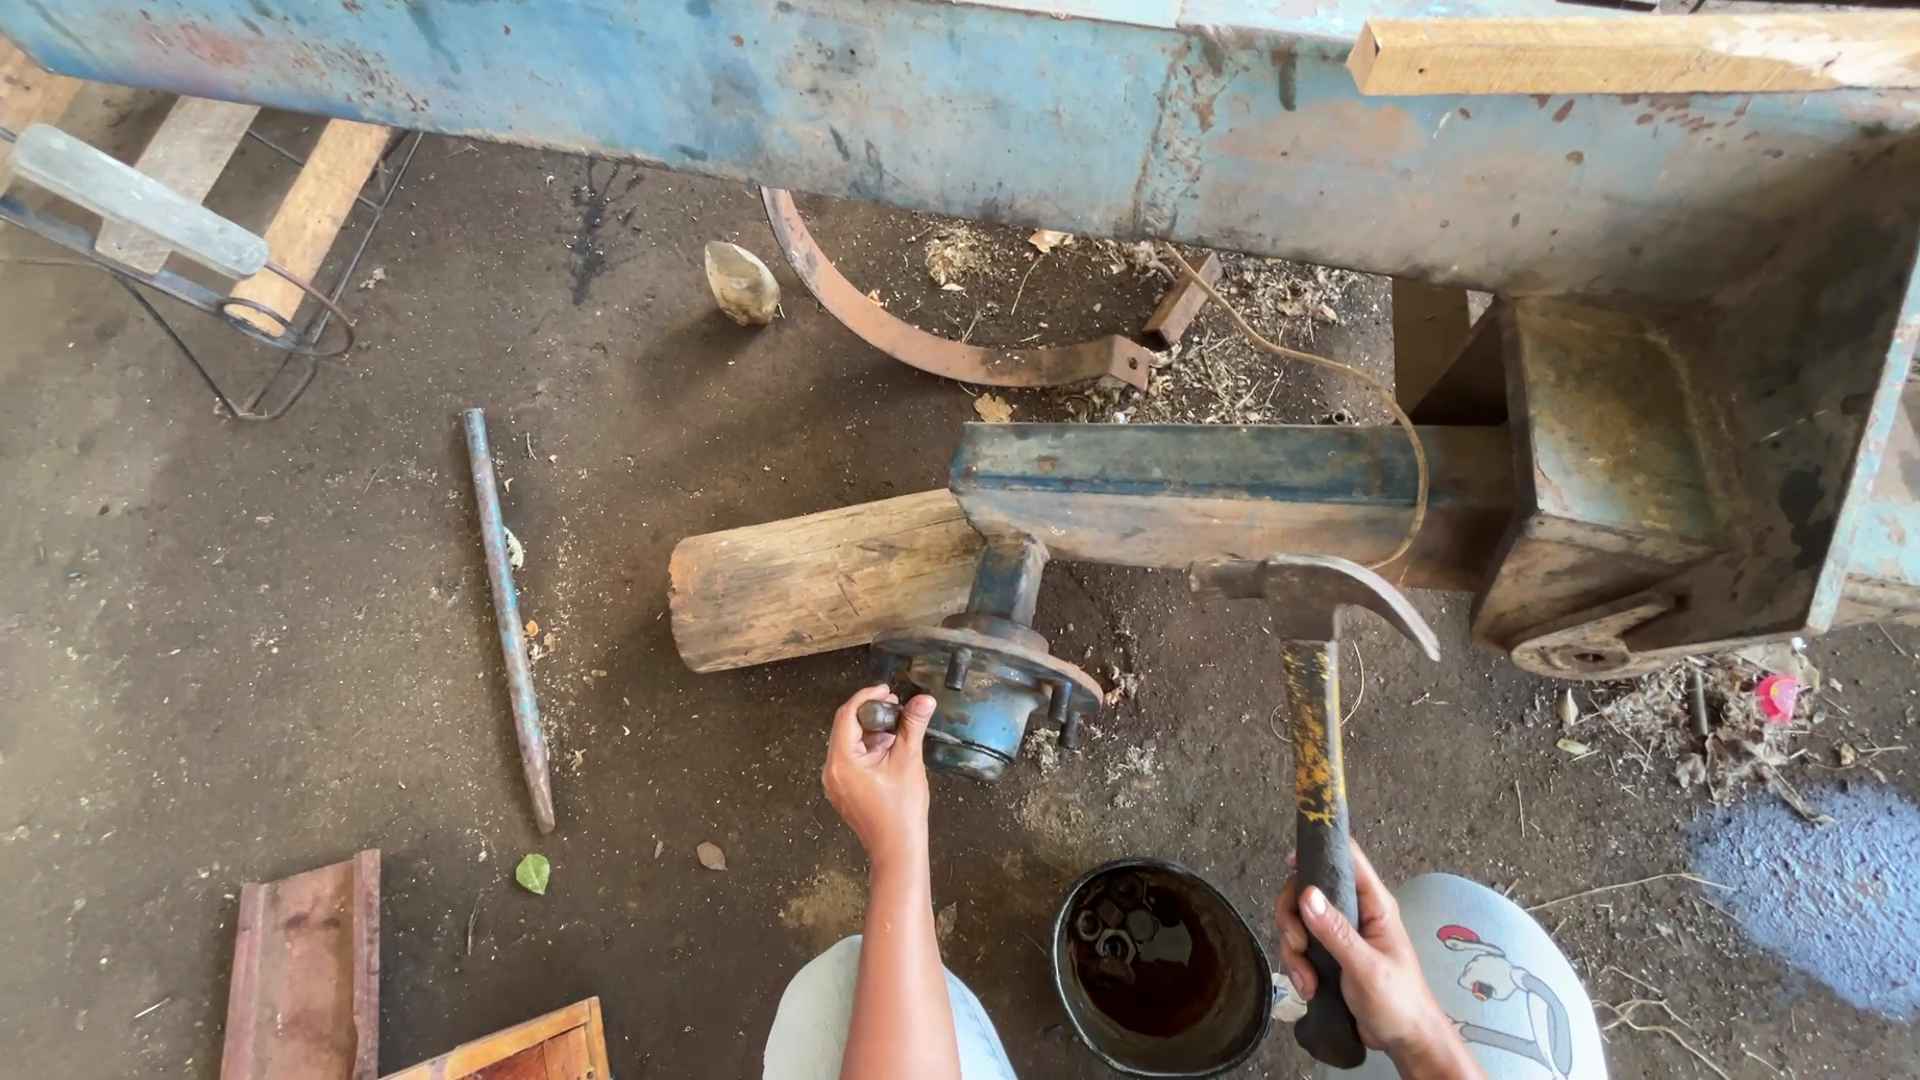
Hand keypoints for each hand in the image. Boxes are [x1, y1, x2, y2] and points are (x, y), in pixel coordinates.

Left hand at [822, 685, 935, 870]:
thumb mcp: (908, 760)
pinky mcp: (843, 791)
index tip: (888, 690)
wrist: (898, 849)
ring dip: (871, 730)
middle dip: (870, 713)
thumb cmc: (903, 807)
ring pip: (848, 743)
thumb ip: (912, 725)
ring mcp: (835, 782)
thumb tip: (925, 698)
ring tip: (897, 724)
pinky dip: (868, 747)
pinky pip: (850, 759)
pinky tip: (890, 746)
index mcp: (842, 761)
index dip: (867, 697)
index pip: (847, 715)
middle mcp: (831, 770)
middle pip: (845, 728)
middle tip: (896, 705)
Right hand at [1276, 842, 1463, 1069]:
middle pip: (1306, 888)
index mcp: (1372, 903)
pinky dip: (1296, 964)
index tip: (1292, 863)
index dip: (1318, 850)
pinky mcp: (1326, 951)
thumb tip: (1306, 892)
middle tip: (1297, 944)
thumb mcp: (1367, 968)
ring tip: (1307, 981)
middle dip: (1293, 917)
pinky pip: (1298, 943)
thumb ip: (1336, 932)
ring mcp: (1338, 930)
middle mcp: (1352, 909)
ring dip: (1293, 949)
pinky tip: (1308, 987)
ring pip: (1297, 917)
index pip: (1345, 857)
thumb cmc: (1399, 1003)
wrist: (1406, 1045)